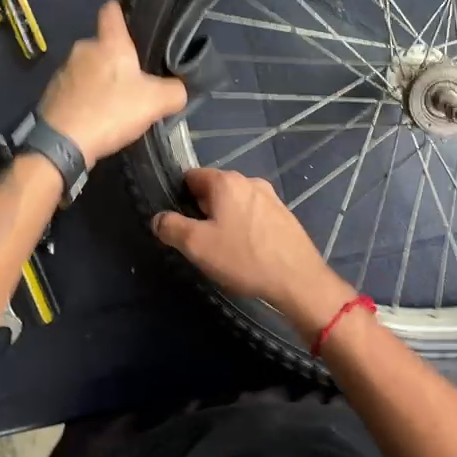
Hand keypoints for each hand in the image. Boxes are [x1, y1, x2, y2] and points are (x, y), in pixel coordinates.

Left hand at [35, 0, 187, 163]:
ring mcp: (64, 70)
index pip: (111, 9)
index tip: (133, 22)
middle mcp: (83, 48)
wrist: (62, 144)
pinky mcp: (52, 91)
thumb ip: (175, 90)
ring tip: (115, 103)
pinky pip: (75, 88)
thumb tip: (179, 87)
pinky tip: (96, 117)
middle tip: (135, 80)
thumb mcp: (156, 102)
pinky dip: (86, 97)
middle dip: (117, 58)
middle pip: (104, 44)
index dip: (123, 10)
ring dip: (101, 80)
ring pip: (89, 67)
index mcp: (109, 42)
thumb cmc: (111, 111)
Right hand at [152, 168, 354, 336]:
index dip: (180, 197)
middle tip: (200, 241)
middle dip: (203, 210)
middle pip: (214, 189)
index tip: (179, 222)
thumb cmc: (243, 258)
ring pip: (235, 202)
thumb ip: (172, 228)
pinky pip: (254, 214)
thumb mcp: (197, 245)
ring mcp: (270, 196)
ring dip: (225, 219)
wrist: (298, 279)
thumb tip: (158, 218)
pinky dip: (245, 227)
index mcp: (226, 181)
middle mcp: (249, 181)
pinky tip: (247, 252)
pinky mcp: (284, 215)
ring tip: (224, 249)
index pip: (191, 176)